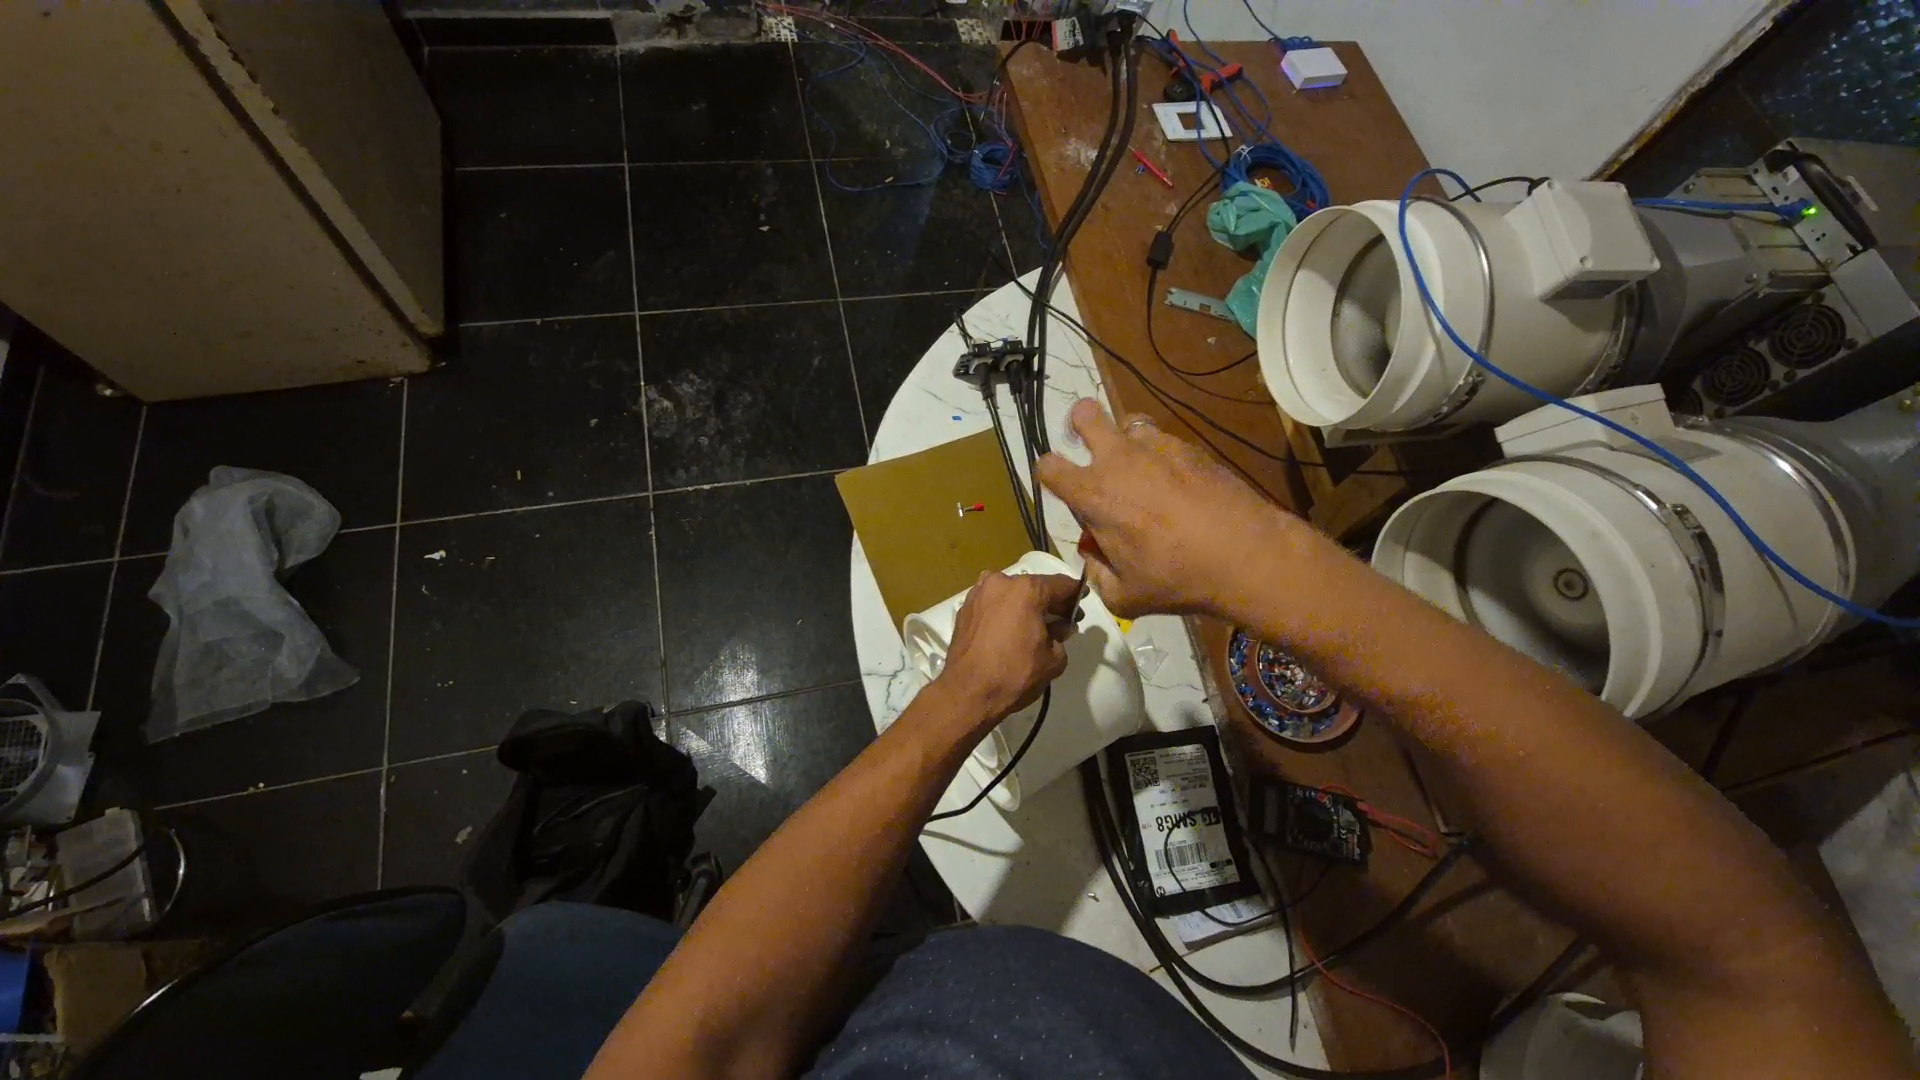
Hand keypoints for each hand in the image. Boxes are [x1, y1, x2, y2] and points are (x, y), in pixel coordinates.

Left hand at [932, 571, 1079, 725]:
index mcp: (1025, 589)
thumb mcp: (1053, 658)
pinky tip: (1013, 630)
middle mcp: (1000, 582)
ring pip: (1011, 594)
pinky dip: (1006, 612)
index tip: (1083, 601)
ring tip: (1037, 627)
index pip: (1060, 584)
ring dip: (1026, 606)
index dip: (1075, 593)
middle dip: (1050, 602)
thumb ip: (1062, 635)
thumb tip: (1060, 627)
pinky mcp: (964, 609)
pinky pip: (994, 604)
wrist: (967, 692)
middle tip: (1063, 620)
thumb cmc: (1014, 673)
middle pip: (1034, 587)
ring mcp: (978, 594)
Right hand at [1037, 399, 1297, 618]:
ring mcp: (1156, 446)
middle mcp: (1118, 459)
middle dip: (1081, 426)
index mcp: (1093, 495)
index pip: (1048, 466)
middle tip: (1093, 451)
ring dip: (1126, 444)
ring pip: (1127, 424)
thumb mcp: (1122, 597)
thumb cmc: (1176, 578)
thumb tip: (1094, 552)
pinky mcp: (1189, 446)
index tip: (1063, 489)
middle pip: (1083, 413)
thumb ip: (1096, 572)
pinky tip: (1177, 484)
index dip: (1050, 475)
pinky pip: (1162, 440)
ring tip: (1143, 473)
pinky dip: (1161, 456)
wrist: (1245, 554)